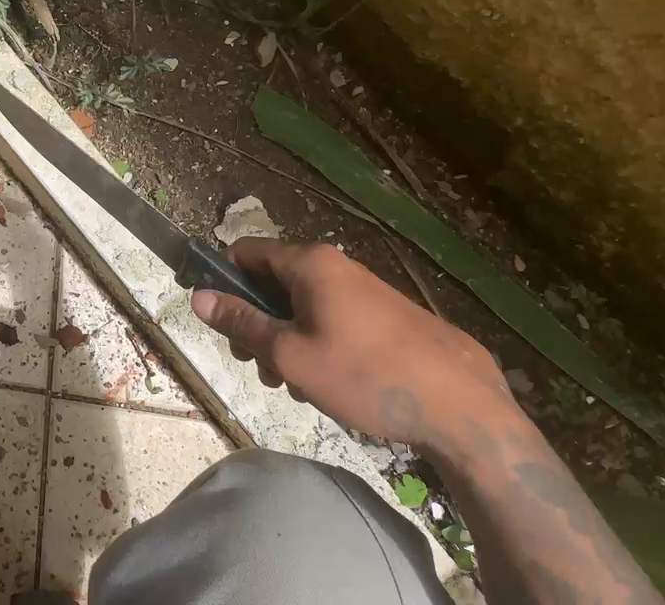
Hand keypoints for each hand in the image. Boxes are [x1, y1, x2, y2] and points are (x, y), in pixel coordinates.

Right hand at [193, 237, 517, 451]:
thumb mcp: (289, 355)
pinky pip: (337, 319)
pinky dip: (319, 344)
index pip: (244, 252)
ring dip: (286, 339)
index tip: (218, 320)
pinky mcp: (392, 318)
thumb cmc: (365, 376)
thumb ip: (240, 323)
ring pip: (305, 306)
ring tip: (293, 384)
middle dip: (255, 321)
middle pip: (273, 282)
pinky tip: (329, 385)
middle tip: (256, 365)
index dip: (221, 280)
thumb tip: (197, 296)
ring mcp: (368, 291)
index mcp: (310, 264)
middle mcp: (338, 266)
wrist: (468, 413)